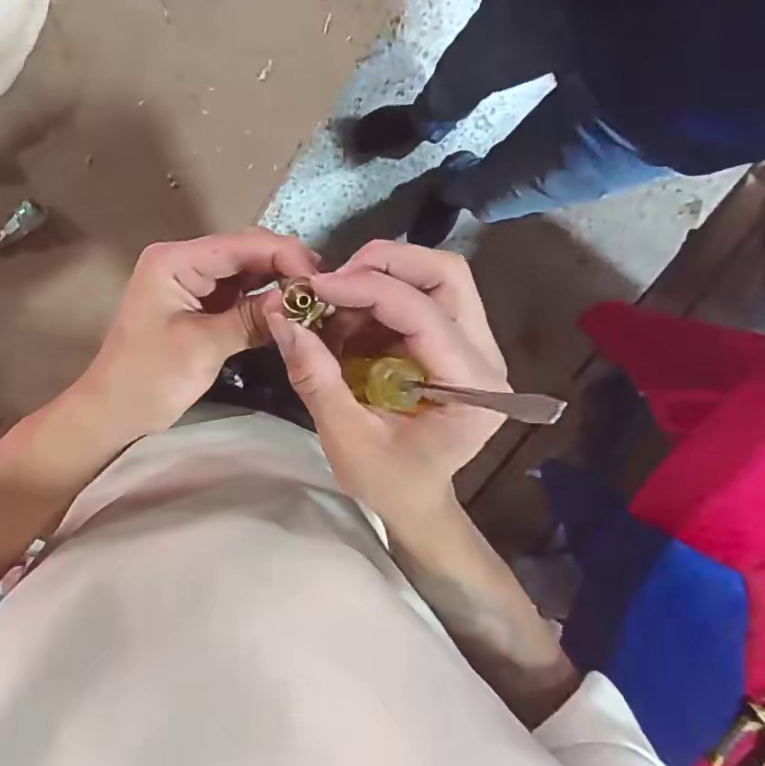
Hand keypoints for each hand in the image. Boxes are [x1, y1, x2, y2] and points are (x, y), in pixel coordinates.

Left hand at [72, 230, 318, 439]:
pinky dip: (260, 302)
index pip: (241, 244)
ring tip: (313, 301)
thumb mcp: (204, 346)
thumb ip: (253, 318)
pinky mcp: (193, 305)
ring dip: (276, 284)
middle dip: (284, 268)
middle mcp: (181, 262)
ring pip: (243, 273)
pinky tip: (287, 311)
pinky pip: (235, 295)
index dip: (285, 255)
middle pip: (244, 253)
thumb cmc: (149, 377)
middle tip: (324, 292)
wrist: (112, 411)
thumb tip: (302, 300)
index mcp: (174, 261)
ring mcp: (187, 283)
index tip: (322, 279)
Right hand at [263, 240, 507, 524]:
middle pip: (445, 275)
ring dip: (377, 277)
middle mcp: (483, 355)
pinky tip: (342, 318)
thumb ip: (316, 377)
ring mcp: (470, 345)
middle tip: (329, 282)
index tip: (312, 288)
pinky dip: (374, 297)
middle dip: (382, 264)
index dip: (365, 289)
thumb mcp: (345, 437)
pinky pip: (417, 297)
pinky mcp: (448, 342)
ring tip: (330, 304)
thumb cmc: (387, 482)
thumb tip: (281, 318)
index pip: (424, 312)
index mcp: (471, 386)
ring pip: (434, 278)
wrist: (414, 500)